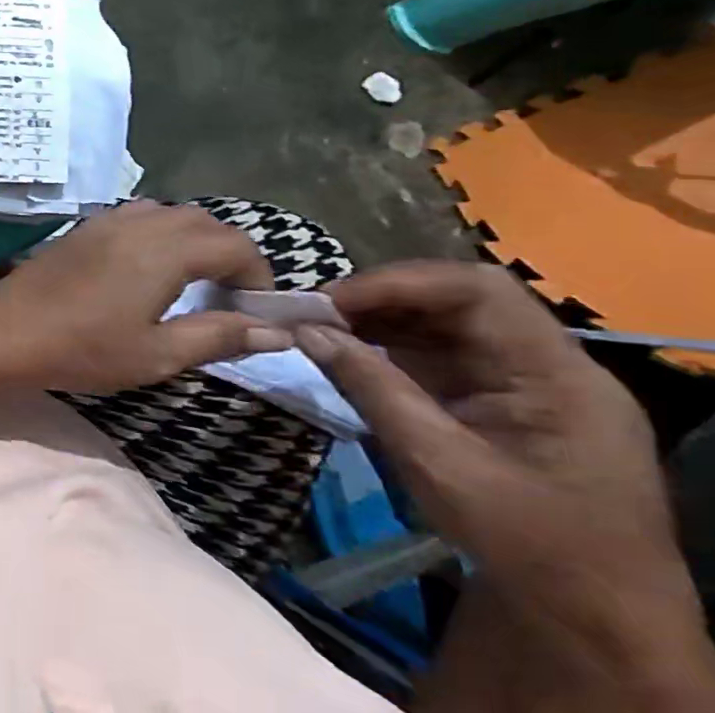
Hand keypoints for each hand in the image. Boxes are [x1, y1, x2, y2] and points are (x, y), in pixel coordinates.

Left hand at [0, 200, 291, 392]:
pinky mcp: (82, 229)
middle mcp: (138, 224)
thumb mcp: (157, 353)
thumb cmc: (83, 348)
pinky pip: (135, 216)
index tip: (255, 311)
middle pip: (204, 222)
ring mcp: (105, 221)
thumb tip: (275, 330)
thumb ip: (218, 336)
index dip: (258, 275)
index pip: (235, 246)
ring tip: (191, 281)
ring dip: (192, 239)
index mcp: (164, 250)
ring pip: (168, 213)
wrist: (5, 330)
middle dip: (229, 253)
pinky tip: (147, 269)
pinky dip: (159, 233)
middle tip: (229, 297)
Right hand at [298, 264, 699, 632]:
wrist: (587, 610)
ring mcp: (522, 379)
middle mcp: (546, 363)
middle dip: (379, 296)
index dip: (396, 283)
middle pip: (458, 298)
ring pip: (443, 321)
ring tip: (317, 327)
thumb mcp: (435, 460)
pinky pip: (439, 351)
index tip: (327, 301)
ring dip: (378, 317)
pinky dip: (388, 343)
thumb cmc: (522, 536)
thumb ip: (370, 386)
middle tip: (312, 311)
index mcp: (556, 374)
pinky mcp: (498, 396)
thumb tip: (306, 330)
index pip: (476, 291)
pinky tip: (347, 350)